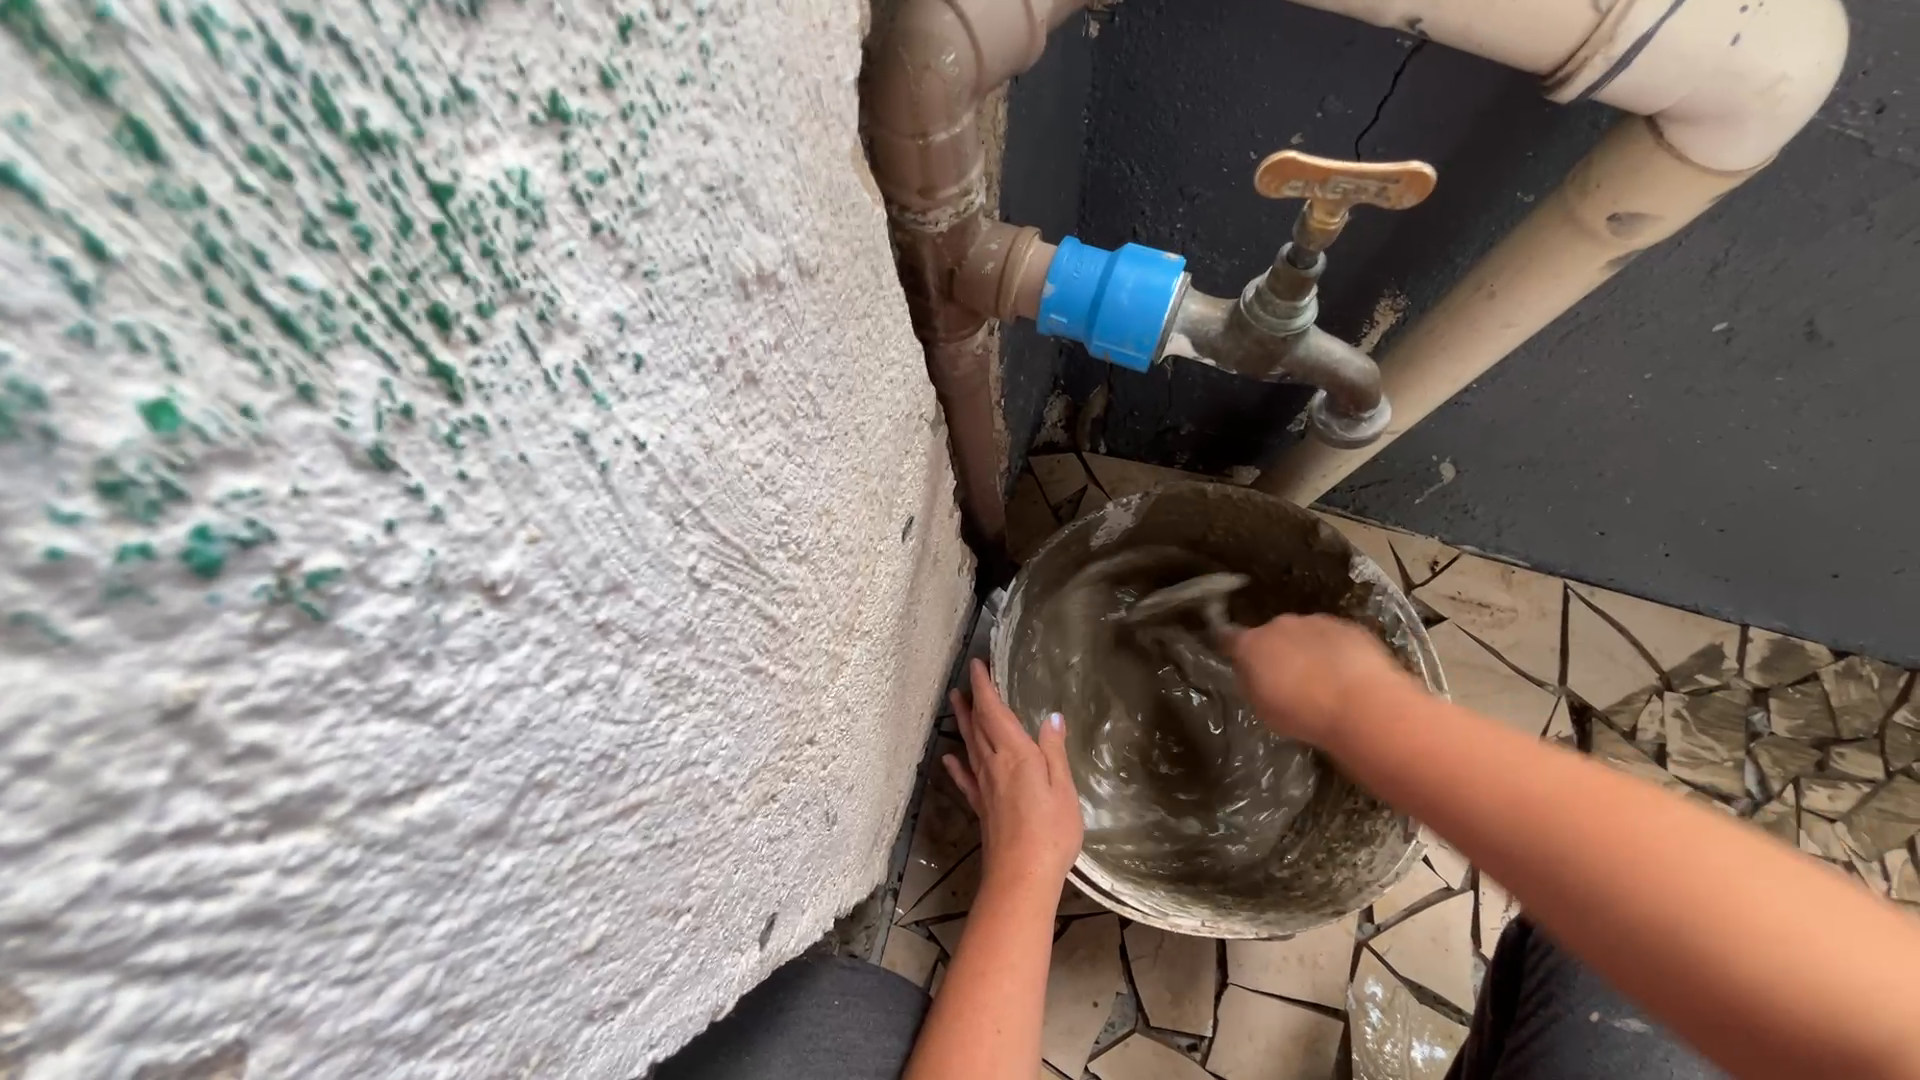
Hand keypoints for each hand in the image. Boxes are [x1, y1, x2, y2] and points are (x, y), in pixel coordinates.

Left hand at [945, 659, 1083, 887]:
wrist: (1021, 876)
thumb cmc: (1051, 831)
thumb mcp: (1063, 787)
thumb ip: (1054, 751)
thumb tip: (1051, 717)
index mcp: (1015, 754)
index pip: (994, 712)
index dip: (984, 687)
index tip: (977, 665)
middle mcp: (993, 765)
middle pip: (977, 726)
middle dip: (971, 701)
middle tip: (963, 682)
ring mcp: (984, 787)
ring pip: (969, 746)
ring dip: (962, 723)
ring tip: (955, 705)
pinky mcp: (981, 808)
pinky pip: (965, 778)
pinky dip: (957, 764)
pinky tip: (950, 758)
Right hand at [1223, 613, 1417, 746]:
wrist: (1364, 706)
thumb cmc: (1303, 714)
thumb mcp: (1262, 708)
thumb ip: (1251, 682)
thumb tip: (1250, 671)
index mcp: (1251, 645)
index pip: (1227, 636)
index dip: (1228, 645)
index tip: (1232, 656)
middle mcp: (1279, 625)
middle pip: (1269, 634)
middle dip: (1274, 651)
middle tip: (1286, 678)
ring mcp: (1316, 622)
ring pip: (1303, 633)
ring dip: (1305, 649)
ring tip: (1321, 679)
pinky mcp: (1349, 626)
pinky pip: (1332, 637)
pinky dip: (1334, 650)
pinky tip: (1346, 674)